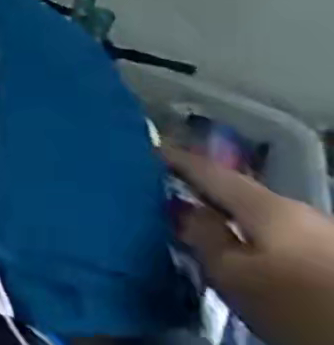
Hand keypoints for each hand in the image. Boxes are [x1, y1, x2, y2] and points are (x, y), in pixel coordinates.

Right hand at [166, 146, 333, 344]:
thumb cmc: (299, 305)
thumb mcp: (232, 274)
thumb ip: (201, 232)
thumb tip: (184, 207)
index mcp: (270, 206)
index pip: (208, 170)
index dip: (172, 158)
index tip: (141, 149)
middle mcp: (304, 214)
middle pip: (243, 196)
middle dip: (207, 193)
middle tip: (167, 191)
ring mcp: (330, 241)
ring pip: (267, 220)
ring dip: (234, 219)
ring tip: (204, 224)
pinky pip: (287, 241)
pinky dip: (258, 239)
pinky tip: (246, 250)